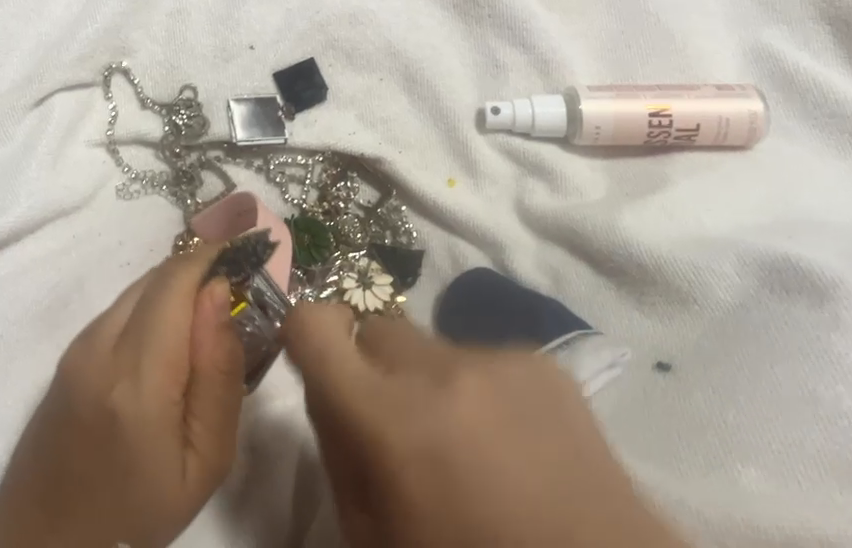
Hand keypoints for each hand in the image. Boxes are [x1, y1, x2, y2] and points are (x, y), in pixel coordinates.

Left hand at [0, 246, 246, 547]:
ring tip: (213, 317)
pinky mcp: (67, 355)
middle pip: (155, 278)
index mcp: (136, 376)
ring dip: (176, 289)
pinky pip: (119, 311)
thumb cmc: (137, 515)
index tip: (251, 249)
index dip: (214, 255)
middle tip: (243, 286)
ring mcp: (76, 347)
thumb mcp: (204, 462)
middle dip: (200, 269)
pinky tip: (172, 343)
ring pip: (136, 291)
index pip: (176, 282)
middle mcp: (98, 346)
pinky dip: (152, 308)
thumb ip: (217, 374)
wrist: (47, 540)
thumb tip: (218, 293)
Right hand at [285, 303, 689, 547]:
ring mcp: (498, 360)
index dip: (306, 336)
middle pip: (373, 328)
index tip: (317, 363)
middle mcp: (439, 369)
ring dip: (428, 381)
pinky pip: (483, 358)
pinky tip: (512, 445)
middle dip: (370, 367)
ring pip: (429, 345)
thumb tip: (327, 389)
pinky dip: (480, 390)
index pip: (314, 324)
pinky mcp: (545, 364)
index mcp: (388, 418)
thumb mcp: (372, 533)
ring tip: (466, 445)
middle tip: (396, 424)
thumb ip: (338, 451)